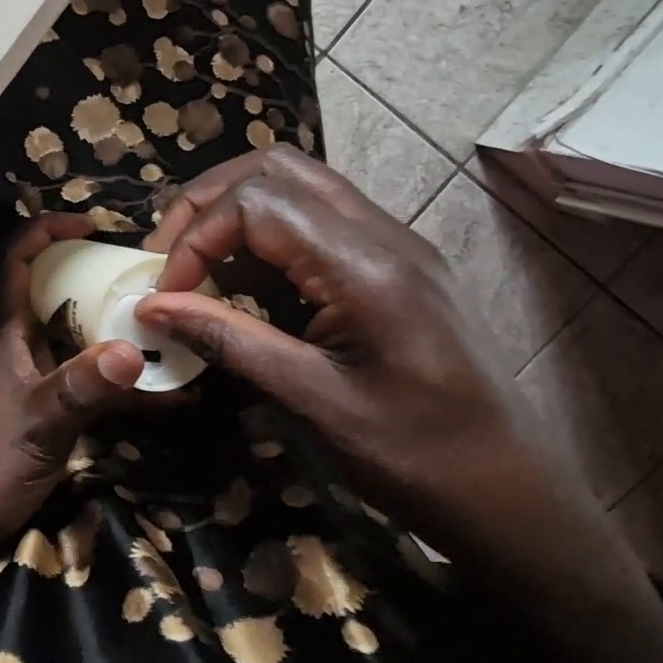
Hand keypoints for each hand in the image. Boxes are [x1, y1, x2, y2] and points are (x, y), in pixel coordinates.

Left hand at [0, 213, 144, 575]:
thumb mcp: (39, 424)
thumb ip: (80, 389)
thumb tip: (129, 350)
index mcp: (3, 333)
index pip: (16, 261)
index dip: (47, 231)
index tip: (93, 224)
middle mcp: (15, 345)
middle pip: (50, 290)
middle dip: (92, 274)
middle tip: (141, 276)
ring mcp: (28, 376)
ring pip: (70, 334)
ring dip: (110, 325)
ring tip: (162, 322)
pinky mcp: (42, 407)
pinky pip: (85, 378)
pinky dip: (119, 380)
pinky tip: (164, 394)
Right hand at [135, 145, 548, 526]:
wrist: (511, 494)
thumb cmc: (416, 458)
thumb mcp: (313, 403)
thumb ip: (230, 342)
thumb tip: (150, 307)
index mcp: (369, 269)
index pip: (257, 203)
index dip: (196, 238)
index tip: (166, 294)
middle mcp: (385, 236)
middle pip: (274, 168)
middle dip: (205, 204)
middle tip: (165, 259)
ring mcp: (394, 244)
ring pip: (295, 181)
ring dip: (230, 210)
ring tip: (192, 262)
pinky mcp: (393, 263)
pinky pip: (314, 216)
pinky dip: (261, 232)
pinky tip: (239, 279)